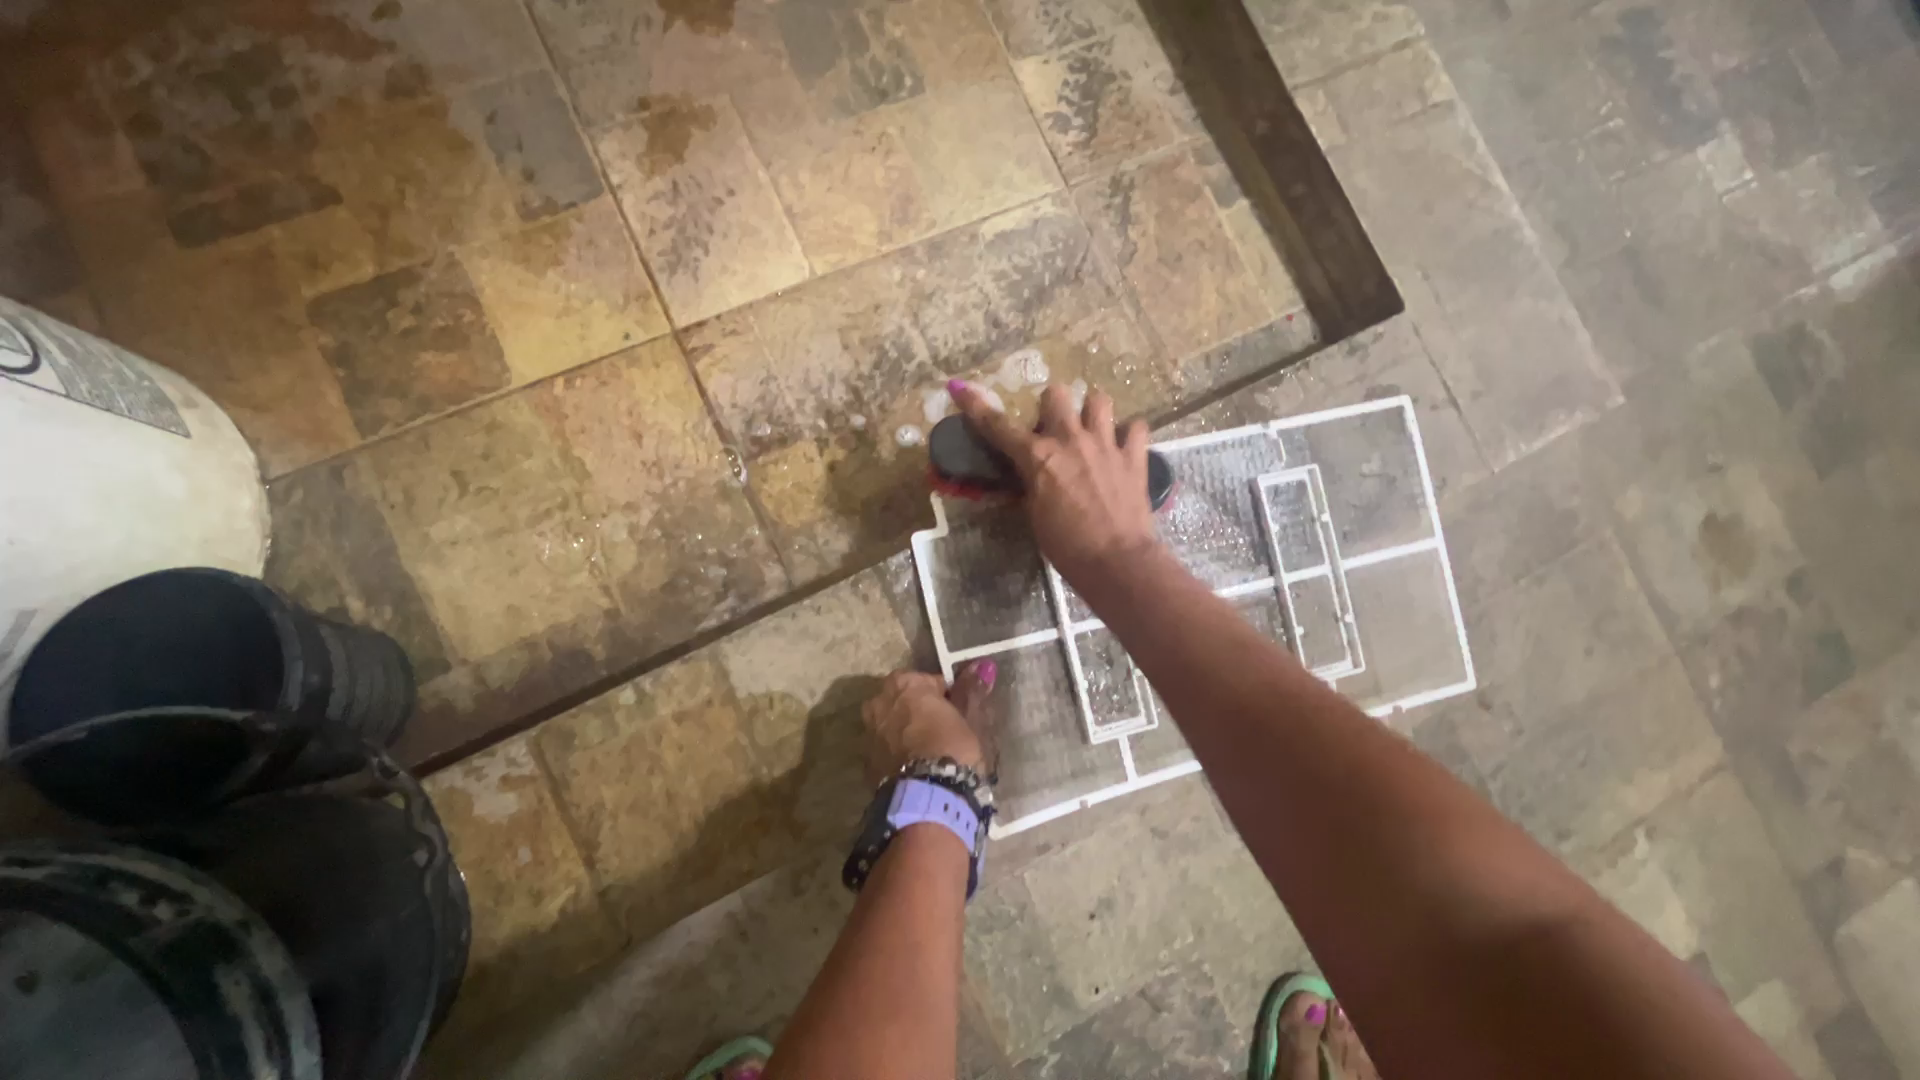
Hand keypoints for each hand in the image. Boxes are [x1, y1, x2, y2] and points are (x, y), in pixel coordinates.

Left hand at [861, 661, 994, 782]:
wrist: (927, 795)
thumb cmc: (953, 747)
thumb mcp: (970, 717)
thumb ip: (971, 689)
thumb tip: (983, 666)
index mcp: (903, 684)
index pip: (928, 680)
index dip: (945, 696)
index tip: (956, 712)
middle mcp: (879, 702)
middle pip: (903, 699)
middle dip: (918, 710)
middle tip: (941, 730)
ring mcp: (869, 732)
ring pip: (891, 724)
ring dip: (904, 730)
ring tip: (927, 751)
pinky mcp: (866, 761)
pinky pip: (886, 748)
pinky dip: (897, 752)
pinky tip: (915, 767)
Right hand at [949, 379, 1162, 587]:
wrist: (1115, 560)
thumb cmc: (1066, 545)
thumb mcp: (1035, 514)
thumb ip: (1032, 484)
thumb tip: (1031, 475)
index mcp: (1037, 457)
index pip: (999, 426)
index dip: (976, 406)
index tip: (961, 389)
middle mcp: (1070, 440)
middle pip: (1057, 394)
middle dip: (1053, 405)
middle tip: (1055, 425)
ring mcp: (1105, 444)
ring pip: (1099, 400)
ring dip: (1092, 411)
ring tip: (1092, 428)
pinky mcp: (1134, 457)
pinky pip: (1135, 427)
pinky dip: (1128, 434)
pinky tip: (1124, 446)